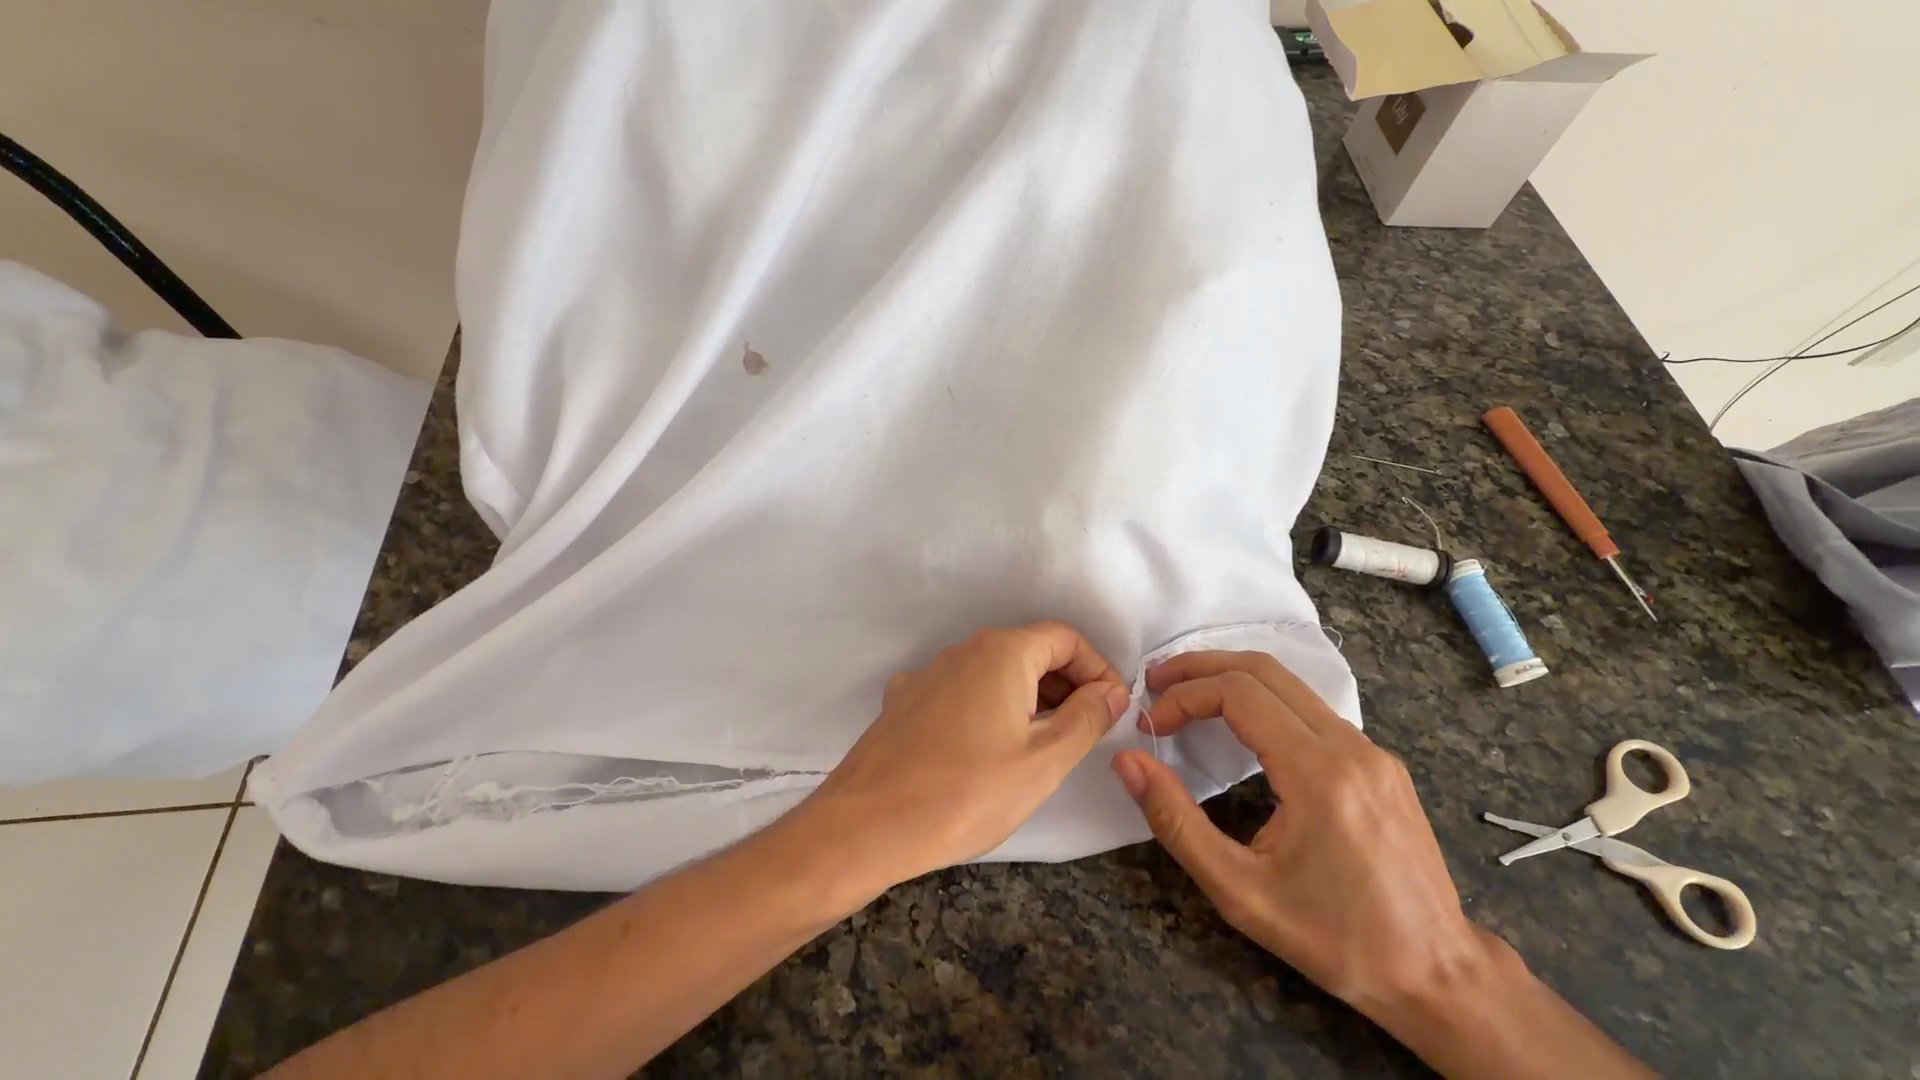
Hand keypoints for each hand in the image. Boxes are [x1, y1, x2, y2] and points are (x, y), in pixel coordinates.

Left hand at [798, 621, 1130, 893]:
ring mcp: (927, 676)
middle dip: (1066, 685)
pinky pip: (961, 693)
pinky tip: (987, 752)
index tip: (1111, 710)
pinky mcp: (904, 703)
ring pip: (994, 672)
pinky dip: (988, 710)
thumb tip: (1112, 691)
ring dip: (1028, 699)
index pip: (1066, 638)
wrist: (866, 827)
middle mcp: (961, 651)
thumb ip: (1086, 719)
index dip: (1097, 669)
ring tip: (1043, 748)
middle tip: (1084, 733)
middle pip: (1029, 650)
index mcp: (1001, 653)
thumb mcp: (1043, 762)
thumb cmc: (966, 795)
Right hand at [1109, 651, 1488, 1016]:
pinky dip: (1264, 703)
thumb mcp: (1239, 891)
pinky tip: (1238, 728)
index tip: (1150, 726)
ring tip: (1185, 698)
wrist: (1436, 972)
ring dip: (1231, 680)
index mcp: (1318, 773)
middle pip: (1264, 670)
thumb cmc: (1333, 939)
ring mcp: (1372, 751)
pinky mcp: (1380, 764)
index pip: (1238, 693)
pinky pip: (1312, 710)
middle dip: (1200, 669)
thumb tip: (1127, 763)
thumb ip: (1175, 821)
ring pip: (1291, 684)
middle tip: (1154, 685)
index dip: (1183, 696)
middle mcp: (1350, 746)